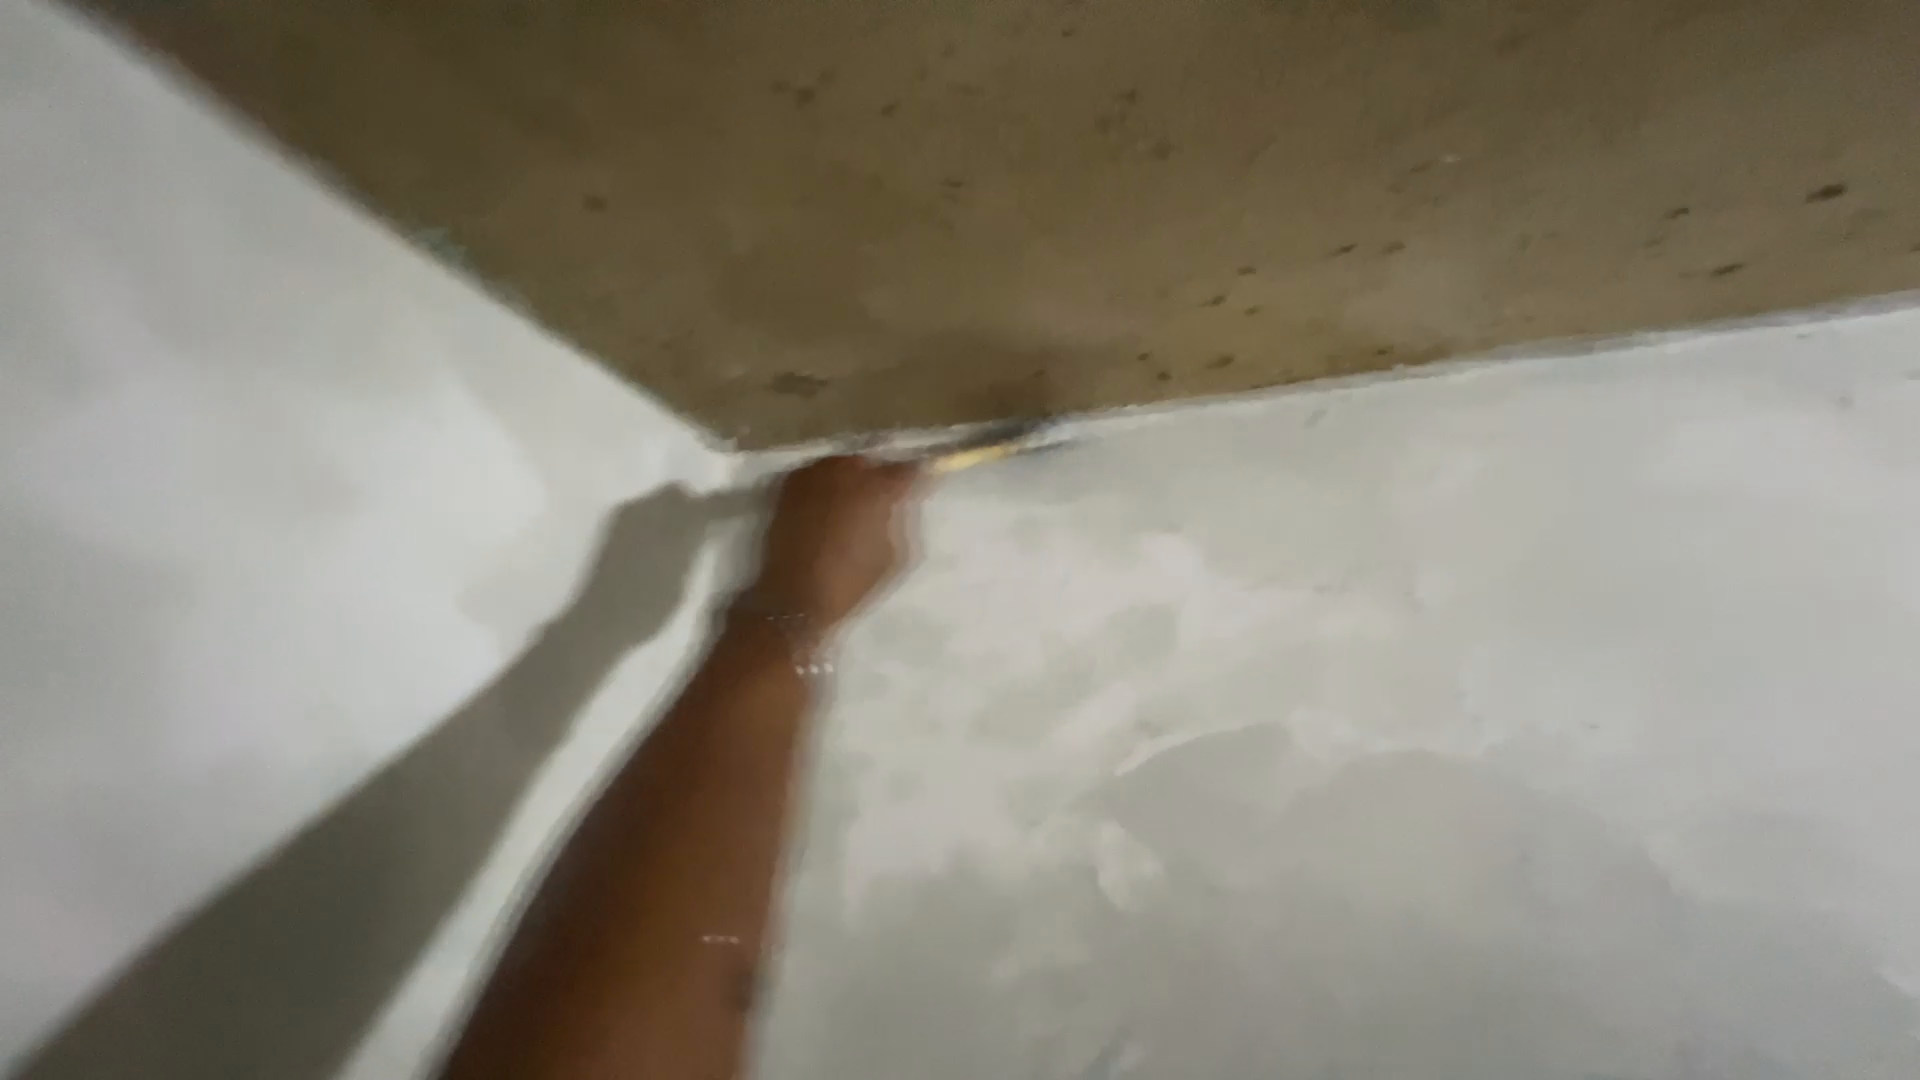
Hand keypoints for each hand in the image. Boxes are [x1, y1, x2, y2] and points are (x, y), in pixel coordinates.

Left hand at [750, 455, 919, 628]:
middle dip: (878, 475)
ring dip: (849, 476)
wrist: (795, 595)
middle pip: (869, 463)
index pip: (905, 471)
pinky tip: (826, 499)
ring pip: (839, 464)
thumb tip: (896, 505)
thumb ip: (897, 521)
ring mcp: (814, 477)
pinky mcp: (789, 487)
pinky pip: (814, 474)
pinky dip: (824, 482)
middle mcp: (845, 474)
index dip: (916, 475)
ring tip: (851, 496)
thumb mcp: (892, 556)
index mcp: (876, 491)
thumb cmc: (850, 581)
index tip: (922, 481)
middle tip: (882, 493)